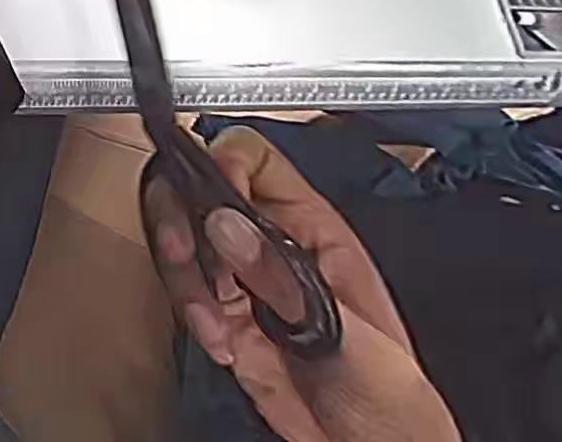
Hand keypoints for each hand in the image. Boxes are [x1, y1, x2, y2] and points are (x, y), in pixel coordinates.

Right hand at [141, 126, 460, 441]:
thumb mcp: (349, 341)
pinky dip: (183, 302)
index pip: (252, 156)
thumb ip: (284, 278)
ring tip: (209, 315)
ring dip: (179, 269)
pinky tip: (216, 335)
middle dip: (179, 216)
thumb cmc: (389, 405)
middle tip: (187, 255)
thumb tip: (226, 222)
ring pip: (173, 223)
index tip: (215, 204)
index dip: (224, 162)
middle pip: (193, 182)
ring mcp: (230, 261)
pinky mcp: (208, 293)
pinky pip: (172, 273)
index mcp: (307, 224)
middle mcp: (261, 231)